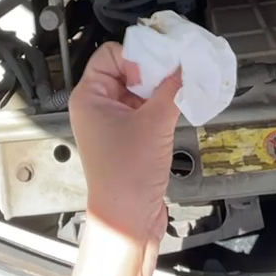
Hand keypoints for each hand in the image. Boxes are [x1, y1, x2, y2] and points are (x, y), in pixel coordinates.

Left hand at [70, 42, 180, 244]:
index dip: (136, 55)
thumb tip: (186, 64)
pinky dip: (161, 103)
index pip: (110, 54)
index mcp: (89, 96)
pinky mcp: (128, 136)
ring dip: (159, 88)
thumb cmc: (128, 175)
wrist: (128, 221)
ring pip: (138, 88)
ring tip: (180, 89)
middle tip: (175, 73)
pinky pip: (144, 107)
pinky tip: (179, 104)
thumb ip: (171, 89)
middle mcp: (96, 105)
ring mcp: (112, 121)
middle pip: (126, 68)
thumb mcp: (154, 123)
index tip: (159, 65)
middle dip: (152, 70)